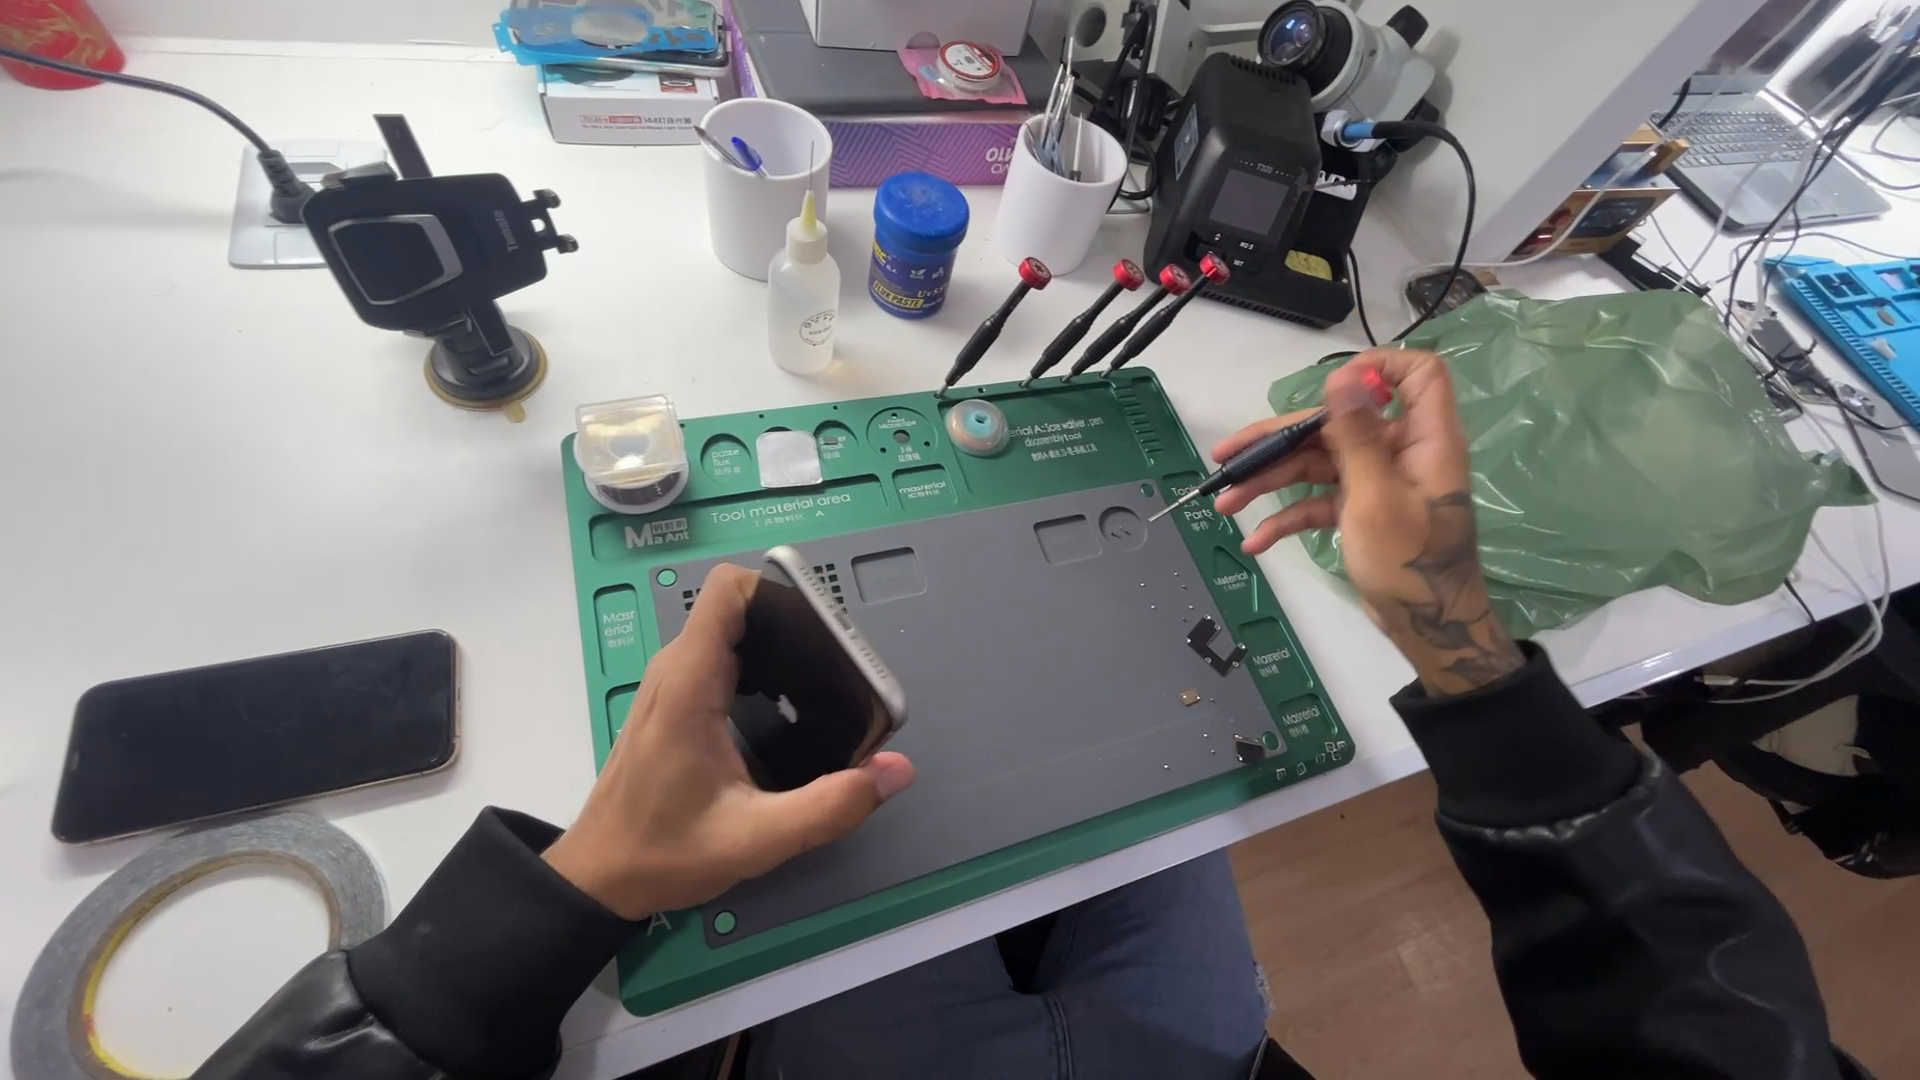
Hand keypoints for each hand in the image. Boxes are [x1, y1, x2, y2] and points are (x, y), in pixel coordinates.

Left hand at [544, 564, 914, 918]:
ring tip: (824, 681)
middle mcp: (679, 668)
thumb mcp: (754, 841)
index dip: (779, 590)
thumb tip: (897, 769)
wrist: (597, 879)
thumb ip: (829, 808)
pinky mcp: (677, 697)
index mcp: (690, 684)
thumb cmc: (662, 854)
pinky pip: (726, 651)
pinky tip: (790, 702)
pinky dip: (764, 660)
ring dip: (781, 641)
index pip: (728, 590)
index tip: (824, 628)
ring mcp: (674, 681)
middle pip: (740, 605)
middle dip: (795, 621)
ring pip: (734, 627)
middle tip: (840, 664)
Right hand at [1210, 349, 1522, 695]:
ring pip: (1312, 466)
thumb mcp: (1376, 497)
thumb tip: (1345, 377)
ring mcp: (1374, 481)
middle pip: (1331, 426)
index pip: (1416, 375)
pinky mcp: (1356, 508)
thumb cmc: (1410, 561)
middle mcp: (1396, 452)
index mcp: (1420, 438)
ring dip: (1267, 484)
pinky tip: (1255, 540)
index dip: (1377, 368)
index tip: (1326, 388)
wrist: (1426, 625)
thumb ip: (1357, 436)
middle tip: (1225, 459)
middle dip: (1274, 444)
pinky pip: (1314, 502)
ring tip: (1224, 503)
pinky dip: (1285, 518)